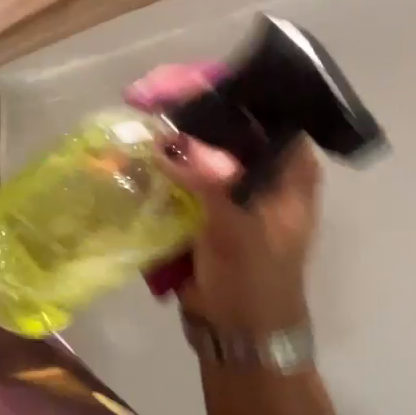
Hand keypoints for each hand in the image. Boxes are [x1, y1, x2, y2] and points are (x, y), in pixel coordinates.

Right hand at [127, 63, 320, 330]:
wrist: (238, 333)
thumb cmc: (254, 282)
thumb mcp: (236, 233)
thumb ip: (211, 185)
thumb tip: (173, 143)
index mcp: (287, 168)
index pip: (261, 108)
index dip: (223, 87)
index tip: (178, 82)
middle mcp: (261, 169)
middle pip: (224, 119)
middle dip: (184, 103)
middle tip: (142, 95)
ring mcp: (229, 186)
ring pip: (197, 143)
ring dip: (165, 130)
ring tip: (130, 117)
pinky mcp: (200, 203)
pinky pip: (176, 169)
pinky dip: (154, 158)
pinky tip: (128, 152)